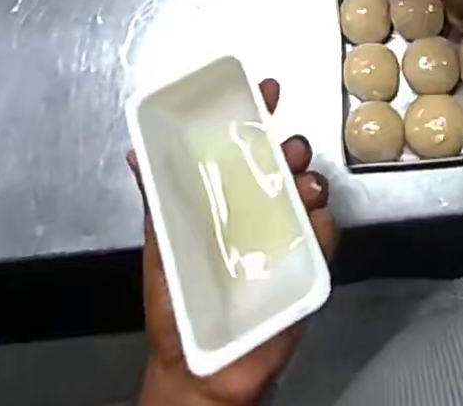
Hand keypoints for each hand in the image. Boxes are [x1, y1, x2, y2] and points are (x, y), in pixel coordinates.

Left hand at [130, 78, 337, 405]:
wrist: (203, 373)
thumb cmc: (178, 304)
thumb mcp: (163, 245)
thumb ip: (159, 199)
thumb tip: (136, 153)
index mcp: (229, 194)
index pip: (246, 145)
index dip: (259, 113)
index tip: (266, 90)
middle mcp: (261, 206)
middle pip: (285, 161)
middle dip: (292, 145)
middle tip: (288, 147)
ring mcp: (287, 233)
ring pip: (311, 189)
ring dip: (313, 178)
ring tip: (304, 186)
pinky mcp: (308, 262)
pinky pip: (326, 234)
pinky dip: (324, 224)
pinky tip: (315, 225)